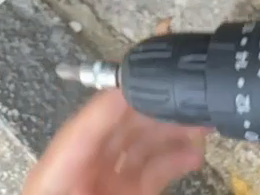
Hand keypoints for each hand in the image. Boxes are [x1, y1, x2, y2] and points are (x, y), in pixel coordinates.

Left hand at [24, 89, 207, 194]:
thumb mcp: (75, 189)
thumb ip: (141, 177)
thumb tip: (180, 158)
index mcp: (58, 178)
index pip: (88, 125)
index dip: (120, 97)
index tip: (152, 76)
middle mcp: (80, 174)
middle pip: (117, 127)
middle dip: (156, 109)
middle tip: (190, 96)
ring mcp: (102, 187)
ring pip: (137, 146)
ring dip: (169, 131)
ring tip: (202, 122)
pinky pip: (147, 172)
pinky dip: (170, 160)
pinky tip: (194, 152)